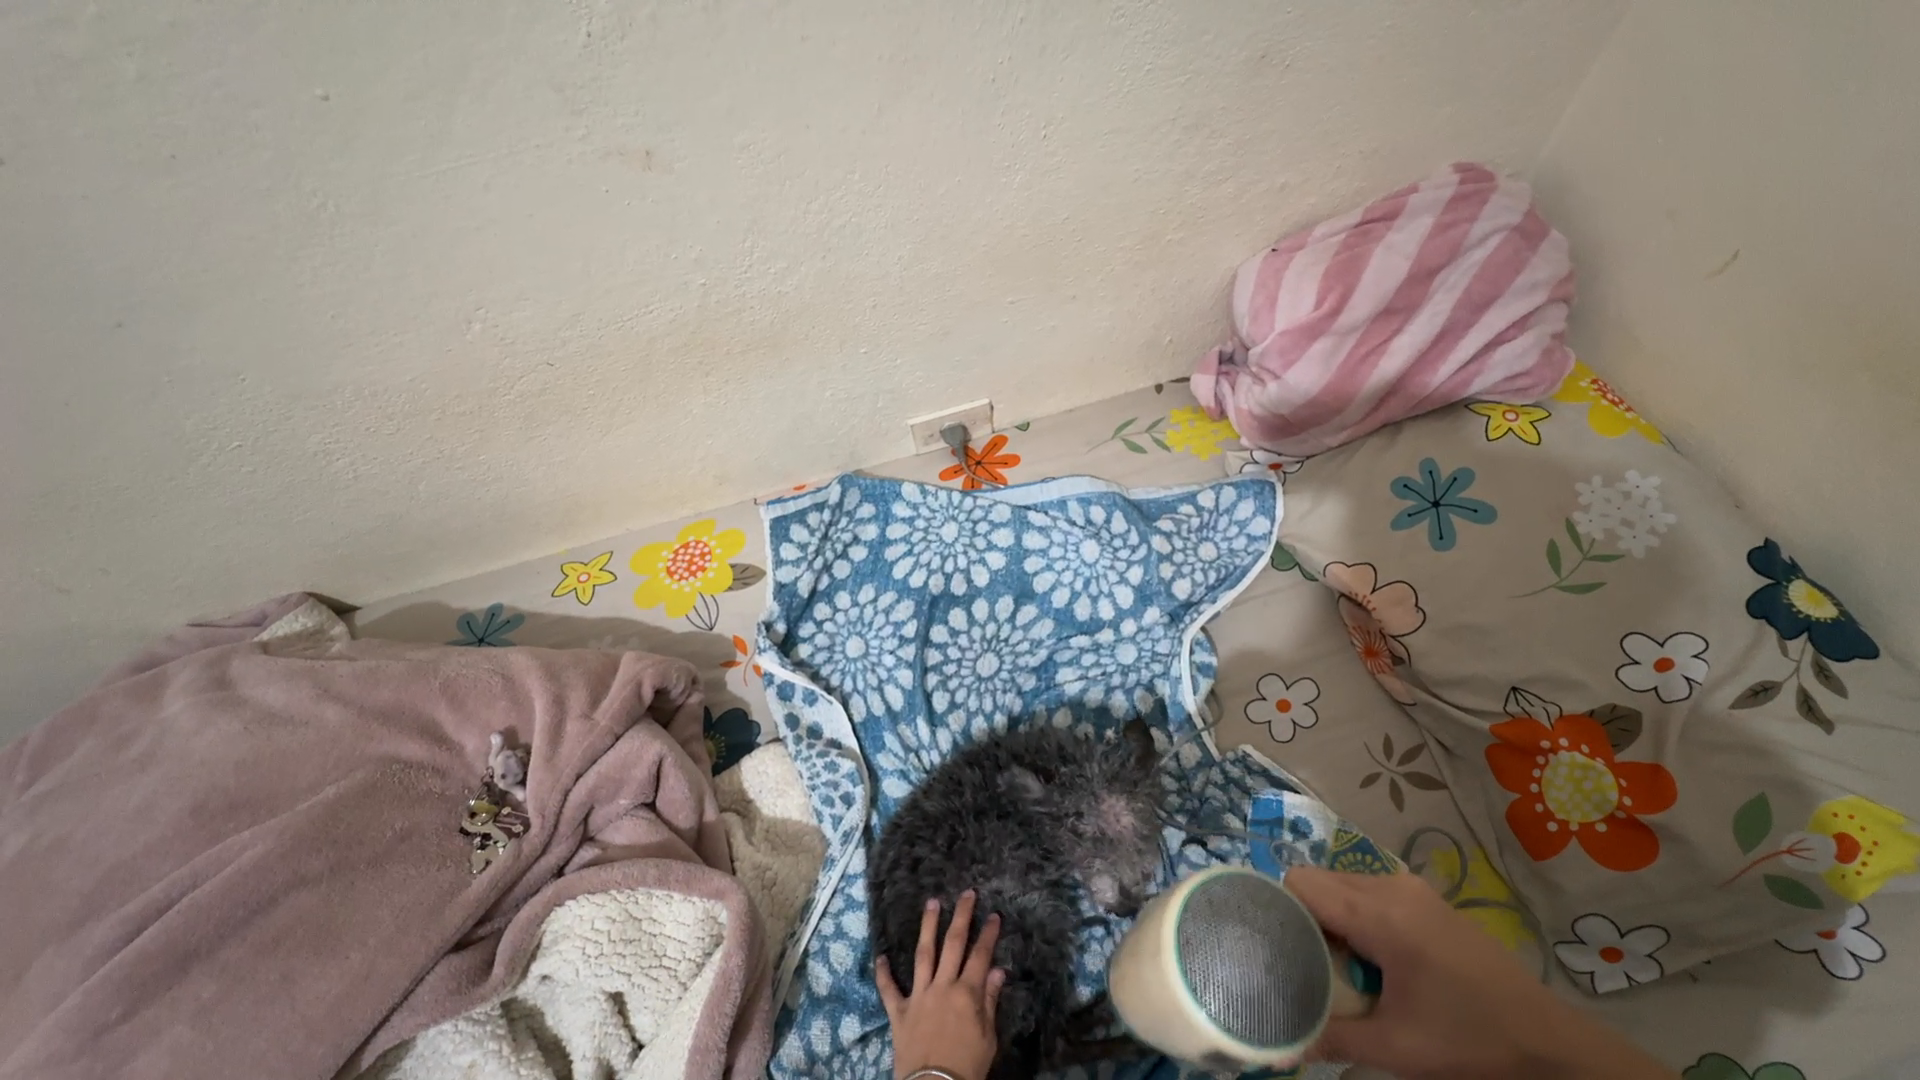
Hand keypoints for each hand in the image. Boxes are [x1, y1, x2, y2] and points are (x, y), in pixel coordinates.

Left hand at [876, 889, 1005, 1079]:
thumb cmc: (967, 1066)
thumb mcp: (988, 1037)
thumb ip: (990, 1002)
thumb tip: (998, 971)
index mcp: (967, 993)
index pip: (981, 955)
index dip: (988, 934)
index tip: (994, 914)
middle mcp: (942, 986)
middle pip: (953, 944)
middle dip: (961, 917)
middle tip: (966, 894)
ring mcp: (918, 996)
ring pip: (923, 954)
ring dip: (927, 927)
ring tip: (931, 903)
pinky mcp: (899, 1012)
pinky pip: (889, 989)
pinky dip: (884, 973)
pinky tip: (881, 956)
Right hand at [1284, 867, 1675, 1079]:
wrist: (1552, 1042)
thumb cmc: (1471, 1041)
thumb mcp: (1397, 1049)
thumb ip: (1331, 1037)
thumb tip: (1275, 1045)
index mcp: (1380, 913)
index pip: (1300, 882)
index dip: (1277, 908)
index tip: (1270, 945)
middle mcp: (1391, 885)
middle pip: (1317, 881)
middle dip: (1301, 919)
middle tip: (1300, 965)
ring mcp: (1411, 888)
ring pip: (1340, 884)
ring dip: (1328, 919)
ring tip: (1335, 969)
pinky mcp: (1424, 899)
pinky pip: (1366, 892)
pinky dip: (1353, 917)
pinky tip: (1368, 962)